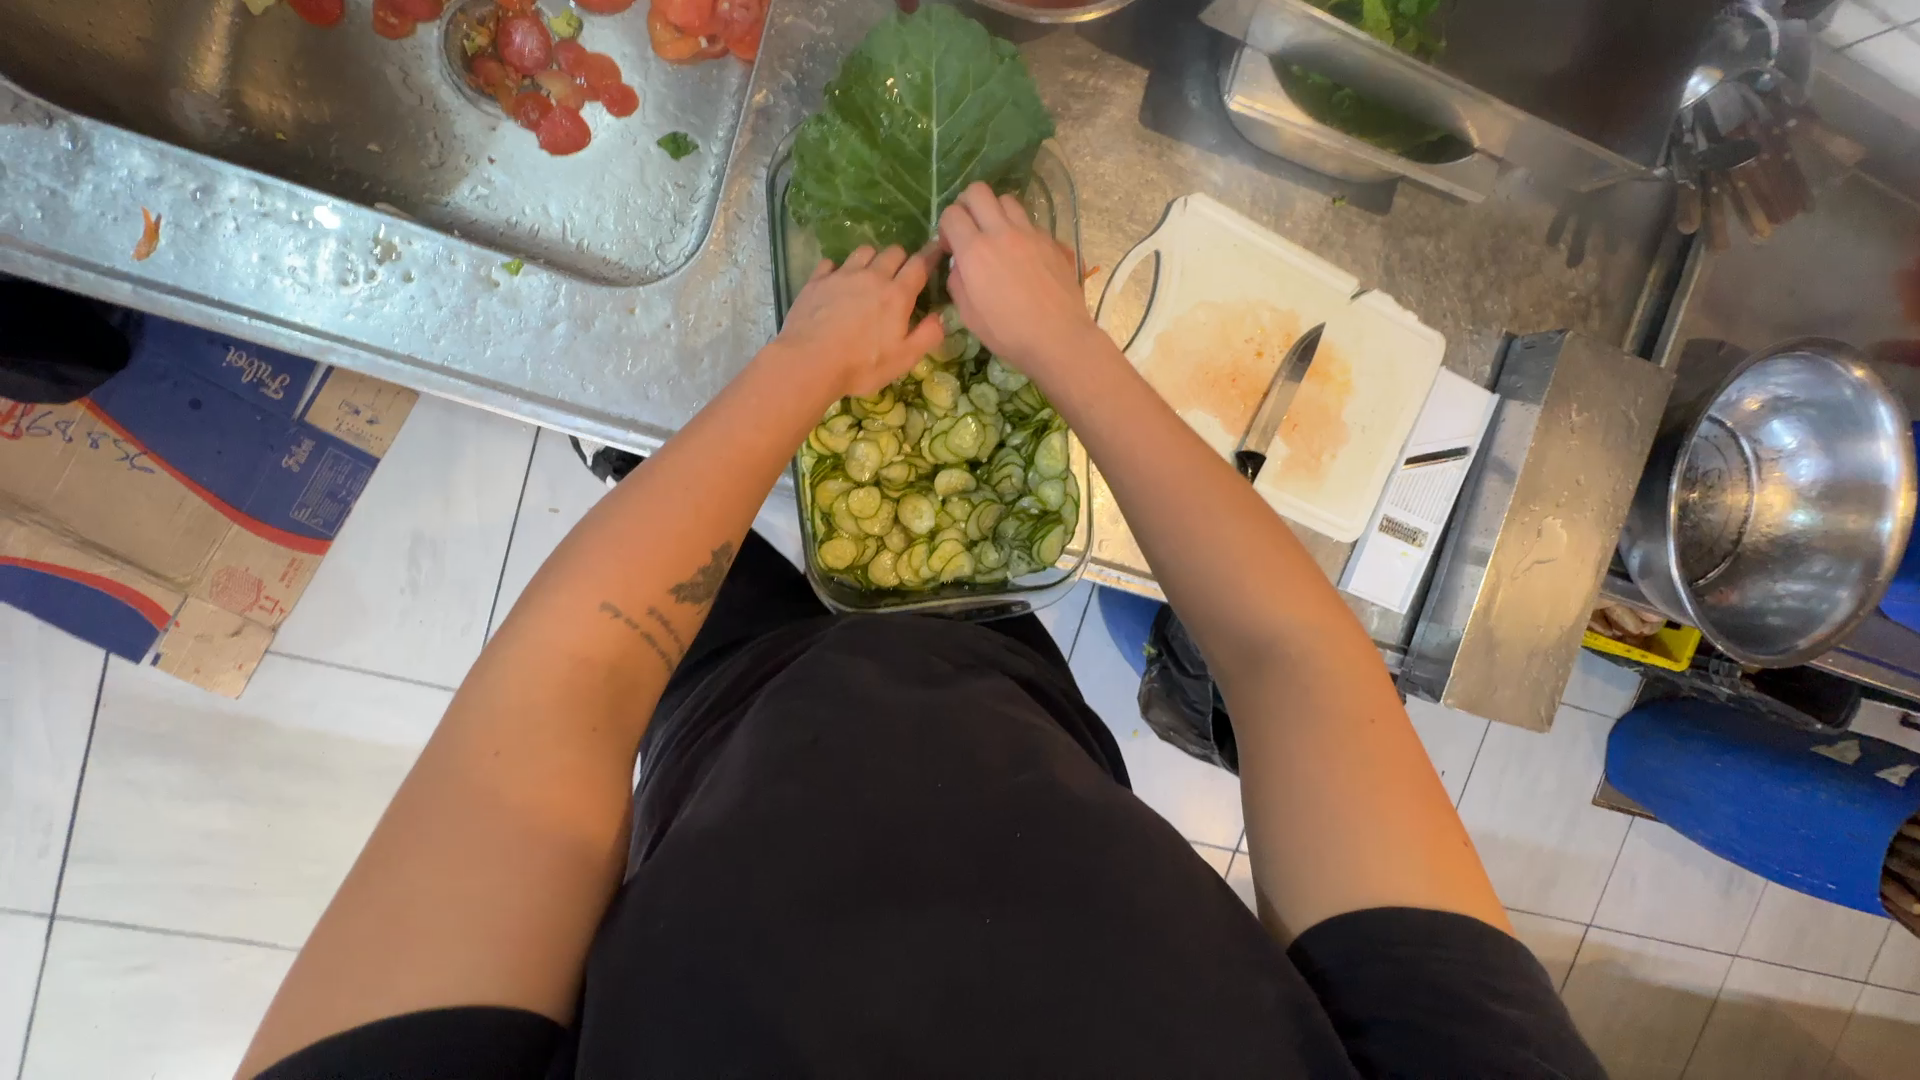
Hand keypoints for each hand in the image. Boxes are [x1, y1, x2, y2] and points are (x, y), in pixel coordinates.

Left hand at [773, 245, 946, 399]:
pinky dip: (838, 269)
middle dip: (902, 259)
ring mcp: (842, 275)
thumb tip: (940, 317)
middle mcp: (872, 276)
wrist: (809, 362)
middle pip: (893, 252)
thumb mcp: (904, 359)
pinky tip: (837, 284)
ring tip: (869, 276)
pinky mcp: (817, 281)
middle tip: (900, 276)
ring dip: (872, 259)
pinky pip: (831, 263)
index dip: (931, 256)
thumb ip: (928, 336)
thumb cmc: (861, 365)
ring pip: (864, 251)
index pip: (920, 265)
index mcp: (897, 295)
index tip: (937, 251)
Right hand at [939, 183, 1100, 382]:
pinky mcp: (1051, 241)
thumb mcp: (969, 316)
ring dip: (995, 212)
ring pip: (1007, 200)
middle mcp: (1001, 232)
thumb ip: (958, 282)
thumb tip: (959, 265)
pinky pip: (1029, 222)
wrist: (1058, 337)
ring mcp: (1030, 233)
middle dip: (967, 205)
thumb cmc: (1008, 333)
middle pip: (978, 191)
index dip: (946, 226)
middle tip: (970, 228)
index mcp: (975, 251)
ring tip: (997, 236)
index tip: (951, 246)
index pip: (951, 214)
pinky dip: (1019, 229)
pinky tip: (1022, 253)